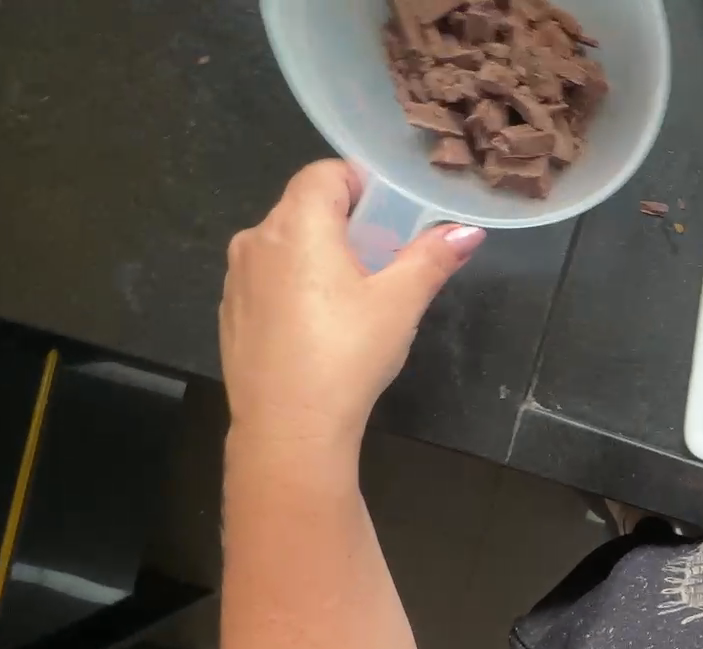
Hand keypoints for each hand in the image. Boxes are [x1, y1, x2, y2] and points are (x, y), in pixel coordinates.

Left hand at [219, 160, 485, 447]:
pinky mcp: (234, 310)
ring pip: (287, 245)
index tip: (394, 215)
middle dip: (349, 224)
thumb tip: (469, 231)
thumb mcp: (401, 304)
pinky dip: (300, 286)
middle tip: (388, 261)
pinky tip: (325, 329)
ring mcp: (239, 275)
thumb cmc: (349, 353)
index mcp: (299, 225)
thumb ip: (432, 260)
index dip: (362, 184)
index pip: (325, 173)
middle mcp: (258, 238)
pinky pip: (271, 279)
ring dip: (324, 256)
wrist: (290, 422)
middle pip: (305, 208)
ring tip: (360, 299)